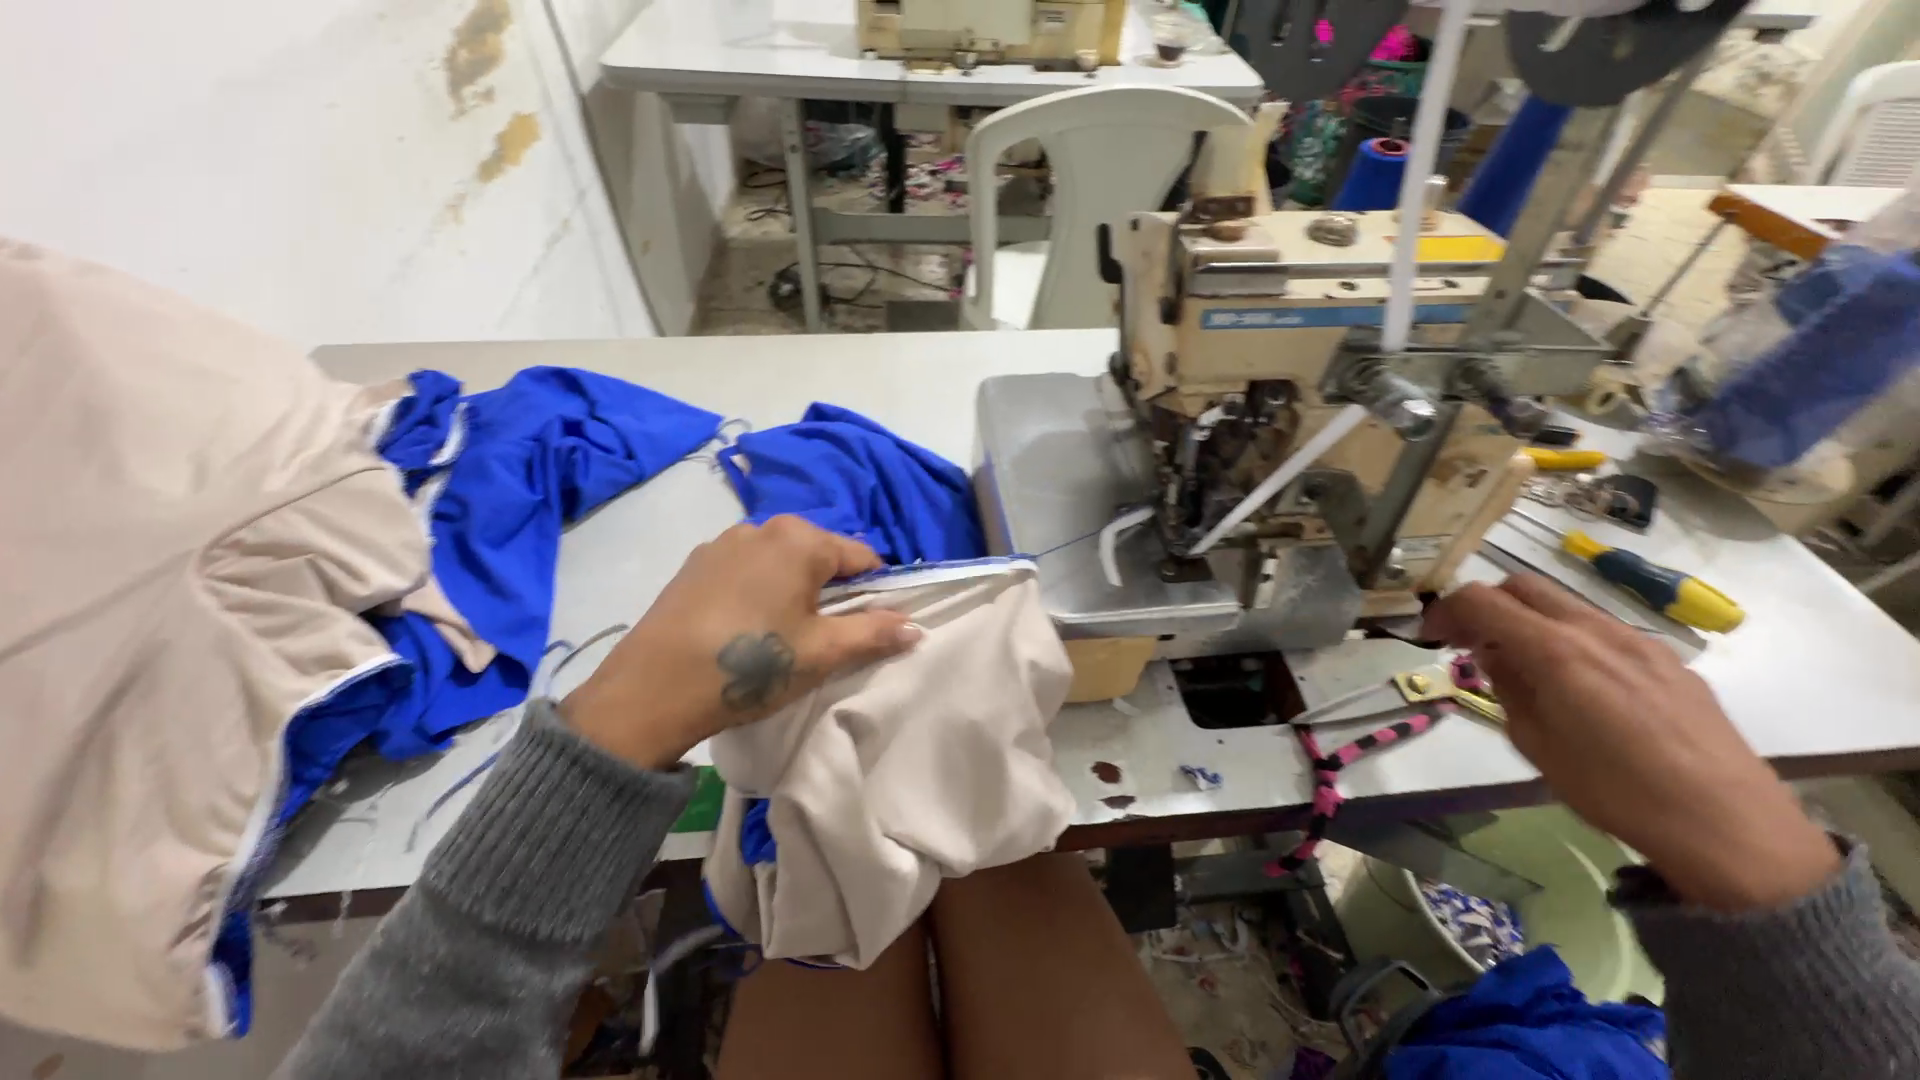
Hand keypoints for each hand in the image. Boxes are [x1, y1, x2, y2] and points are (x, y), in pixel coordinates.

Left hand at [561, 516, 922, 769]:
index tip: (868, 629)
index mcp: (800, 539)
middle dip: (830, 592)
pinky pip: (744, 572)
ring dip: (791, 592)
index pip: (862, 557)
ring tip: (778, 639)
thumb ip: (874, 633)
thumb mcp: (822, 653)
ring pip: (779, 564)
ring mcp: (721, 544)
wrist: (652, 690)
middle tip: (822, 639)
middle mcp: (761, 527)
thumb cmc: (751, 665)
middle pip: (819, 556)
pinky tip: (741, 632)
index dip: (875, 592)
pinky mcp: (693, 566)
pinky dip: (755, 594)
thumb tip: (916, 627)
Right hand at [1423, 574, 1839, 911]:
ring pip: (1566, 605)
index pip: (1482, 600)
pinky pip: (1603, 632)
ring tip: (1522, 666)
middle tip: (1470, 642)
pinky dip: (1570, 640)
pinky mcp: (1669, 661)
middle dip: (1487, 605)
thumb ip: (1508, 688)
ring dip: (1530, 621)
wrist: (1727, 825)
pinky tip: (1577, 686)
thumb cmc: (1615, 791)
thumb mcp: (1535, 743)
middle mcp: (1597, 631)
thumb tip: (1494, 656)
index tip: (1431, 636)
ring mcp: (1639, 641)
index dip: (1446, 609)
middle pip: (1523, 586)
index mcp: (1556, 651)